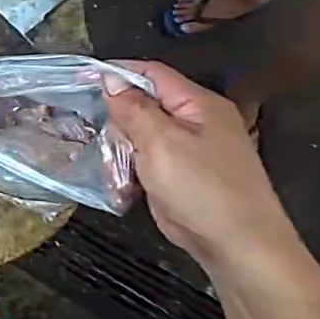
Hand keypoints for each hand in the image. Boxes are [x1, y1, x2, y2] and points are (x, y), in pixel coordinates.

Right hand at [102, 60, 302, 274]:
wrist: (238, 246)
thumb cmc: (202, 188)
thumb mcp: (160, 141)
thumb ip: (133, 107)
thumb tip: (111, 78)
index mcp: (199, 105)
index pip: (152, 73)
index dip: (117, 72)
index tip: (80, 79)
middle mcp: (196, 121)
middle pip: (142, 103)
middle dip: (118, 119)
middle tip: (105, 138)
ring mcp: (189, 148)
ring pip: (139, 132)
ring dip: (121, 147)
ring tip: (114, 167)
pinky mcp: (179, 172)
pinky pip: (145, 157)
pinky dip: (129, 166)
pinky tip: (122, 182)